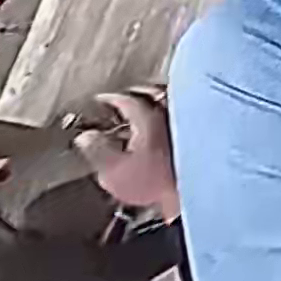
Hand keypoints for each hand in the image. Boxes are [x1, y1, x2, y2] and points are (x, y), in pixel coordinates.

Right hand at [73, 86, 180, 220]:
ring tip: (135, 107)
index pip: (130, 99)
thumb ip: (97, 150)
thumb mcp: (113, 170)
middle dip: (134, 92)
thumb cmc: (150, 181)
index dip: (112, 98)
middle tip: (118, 99)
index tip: (99, 98)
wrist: (186, 188)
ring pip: (168, 97)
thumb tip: (85, 135)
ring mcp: (185, 116)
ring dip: (151, 98)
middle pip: (153, 91)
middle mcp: (171, 110)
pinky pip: (177, 106)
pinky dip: (163, 107)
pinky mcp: (195, 124)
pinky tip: (153, 121)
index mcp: (150, 118)